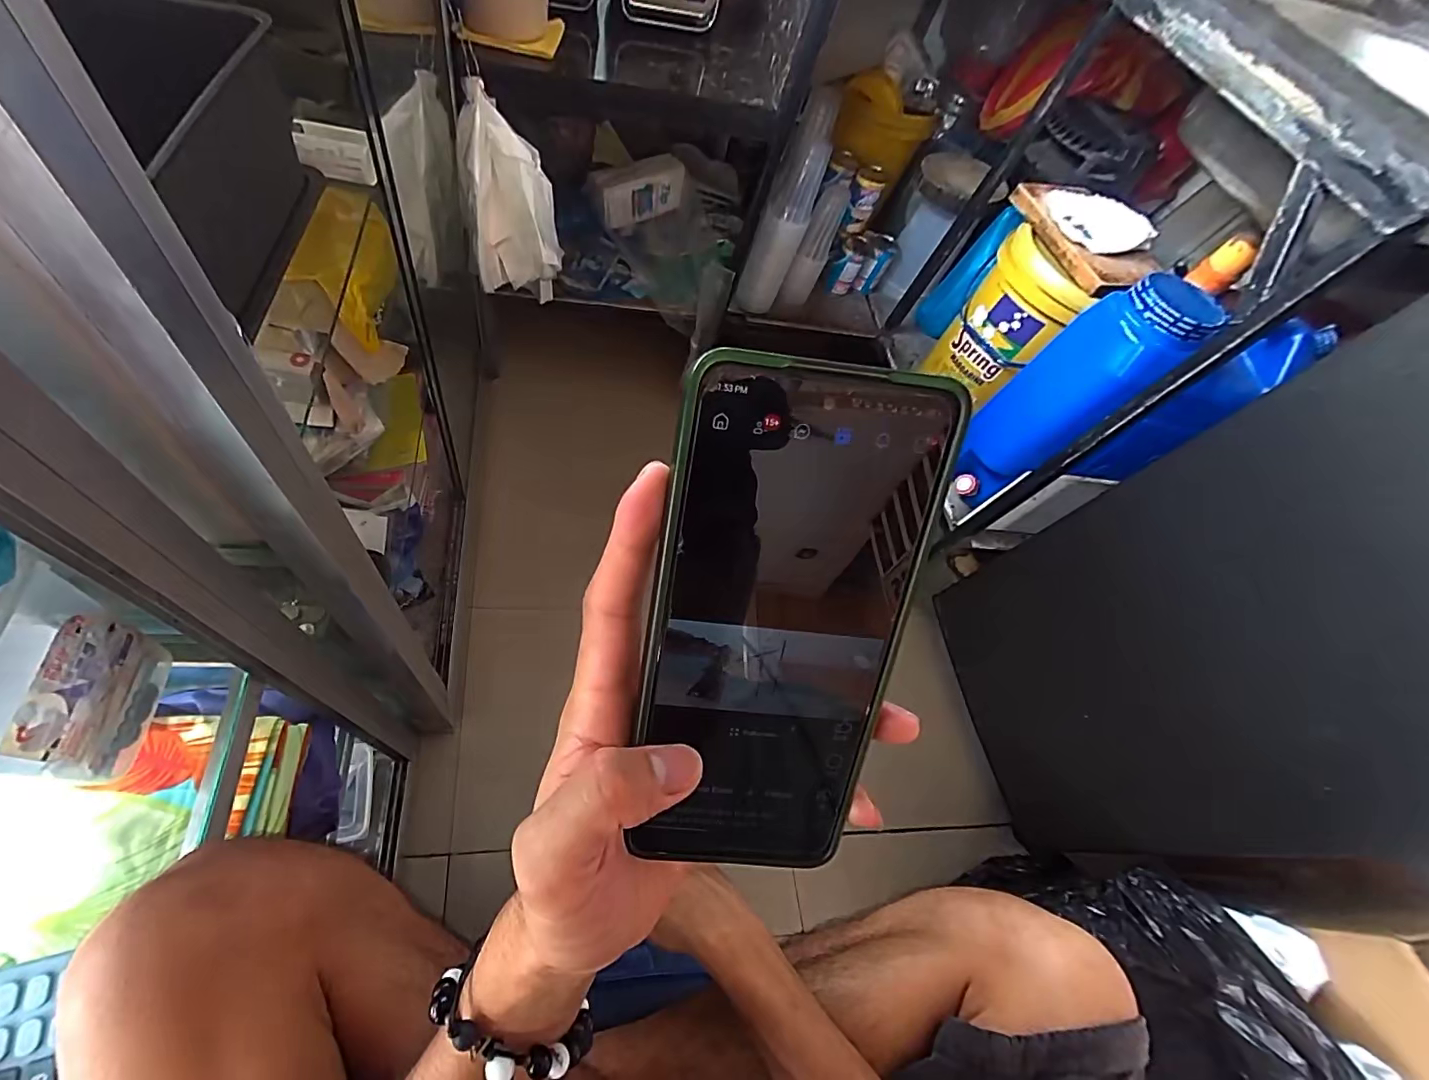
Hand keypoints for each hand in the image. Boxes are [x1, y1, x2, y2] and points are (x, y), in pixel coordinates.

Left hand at [506, 461, 923, 976]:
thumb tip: (674, 761)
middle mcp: (645, 703)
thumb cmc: (558, 884)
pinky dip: (815, 759)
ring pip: (748, 680)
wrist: (581, 928)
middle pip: (687, 619)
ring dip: (807, 678)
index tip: (654, 481)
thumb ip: (603, 799)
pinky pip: (769, 744)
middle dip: (728, 572)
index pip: (614, 602)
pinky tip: (857, 785)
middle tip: (771, 535)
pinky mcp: (712, 768)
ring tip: (870, 688)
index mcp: (603, 704)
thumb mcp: (560, 847)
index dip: (631, 538)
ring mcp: (682, 733)